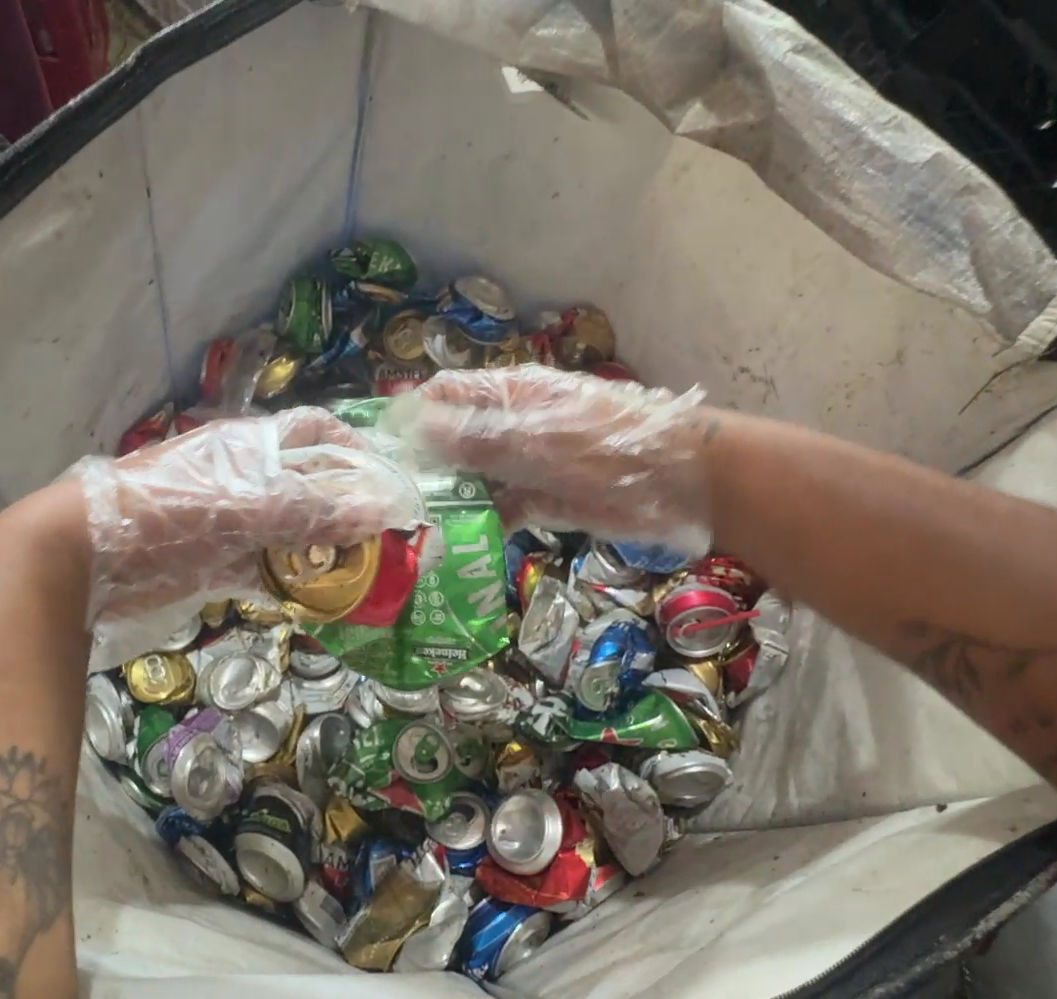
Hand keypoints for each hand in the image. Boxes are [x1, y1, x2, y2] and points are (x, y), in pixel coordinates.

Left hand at [68, 407, 417, 641]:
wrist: (88, 552)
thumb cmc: (172, 508)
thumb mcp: (248, 504)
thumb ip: (314, 510)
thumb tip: (381, 512)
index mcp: (254, 446)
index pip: (316, 433)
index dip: (354, 451)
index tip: (384, 486)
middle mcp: (247, 478)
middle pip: (310, 488)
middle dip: (347, 513)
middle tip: (382, 546)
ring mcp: (231, 521)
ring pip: (291, 533)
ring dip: (323, 554)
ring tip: (359, 579)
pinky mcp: (215, 560)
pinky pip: (264, 568)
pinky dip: (289, 582)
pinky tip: (316, 600)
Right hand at [400, 367, 713, 551]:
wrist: (682, 482)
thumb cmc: (608, 447)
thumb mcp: (538, 439)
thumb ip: (476, 436)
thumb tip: (413, 426)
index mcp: (506, 394)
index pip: (442, 394)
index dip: (407, 416)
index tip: (374, 451)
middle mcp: (506, 426)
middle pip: (449, 440)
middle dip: (418, 465)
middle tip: (379, 503)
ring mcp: (522, 464)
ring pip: (469, 479)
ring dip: (444, 500)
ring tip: (405, 531)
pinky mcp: (540, 499)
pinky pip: (497, 510)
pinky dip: (477, 525)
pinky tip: (451, 547)